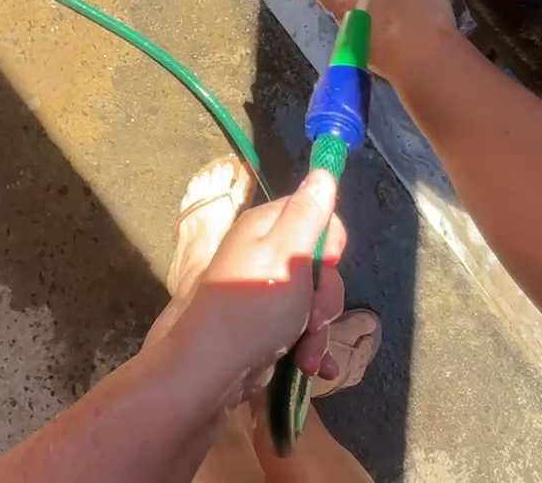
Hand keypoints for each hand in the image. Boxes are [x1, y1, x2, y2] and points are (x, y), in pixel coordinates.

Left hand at [165, 170, 347, 407]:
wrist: (212, 370)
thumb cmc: (252, 306)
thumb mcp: (286, 253)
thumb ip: (308, 214)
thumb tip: (324, 171)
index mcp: (266, 227)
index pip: (313, 212)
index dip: (329, 239)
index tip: (327, 263)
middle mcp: (265, 253)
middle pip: (319, 262)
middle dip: (326, 295)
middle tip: (314, 315)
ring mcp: (266, 291)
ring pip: (314, 300)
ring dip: (319, 329)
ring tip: (307, 353)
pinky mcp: (268, 324)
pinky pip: (303, 328)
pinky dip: (312, 347)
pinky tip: (315, 367)